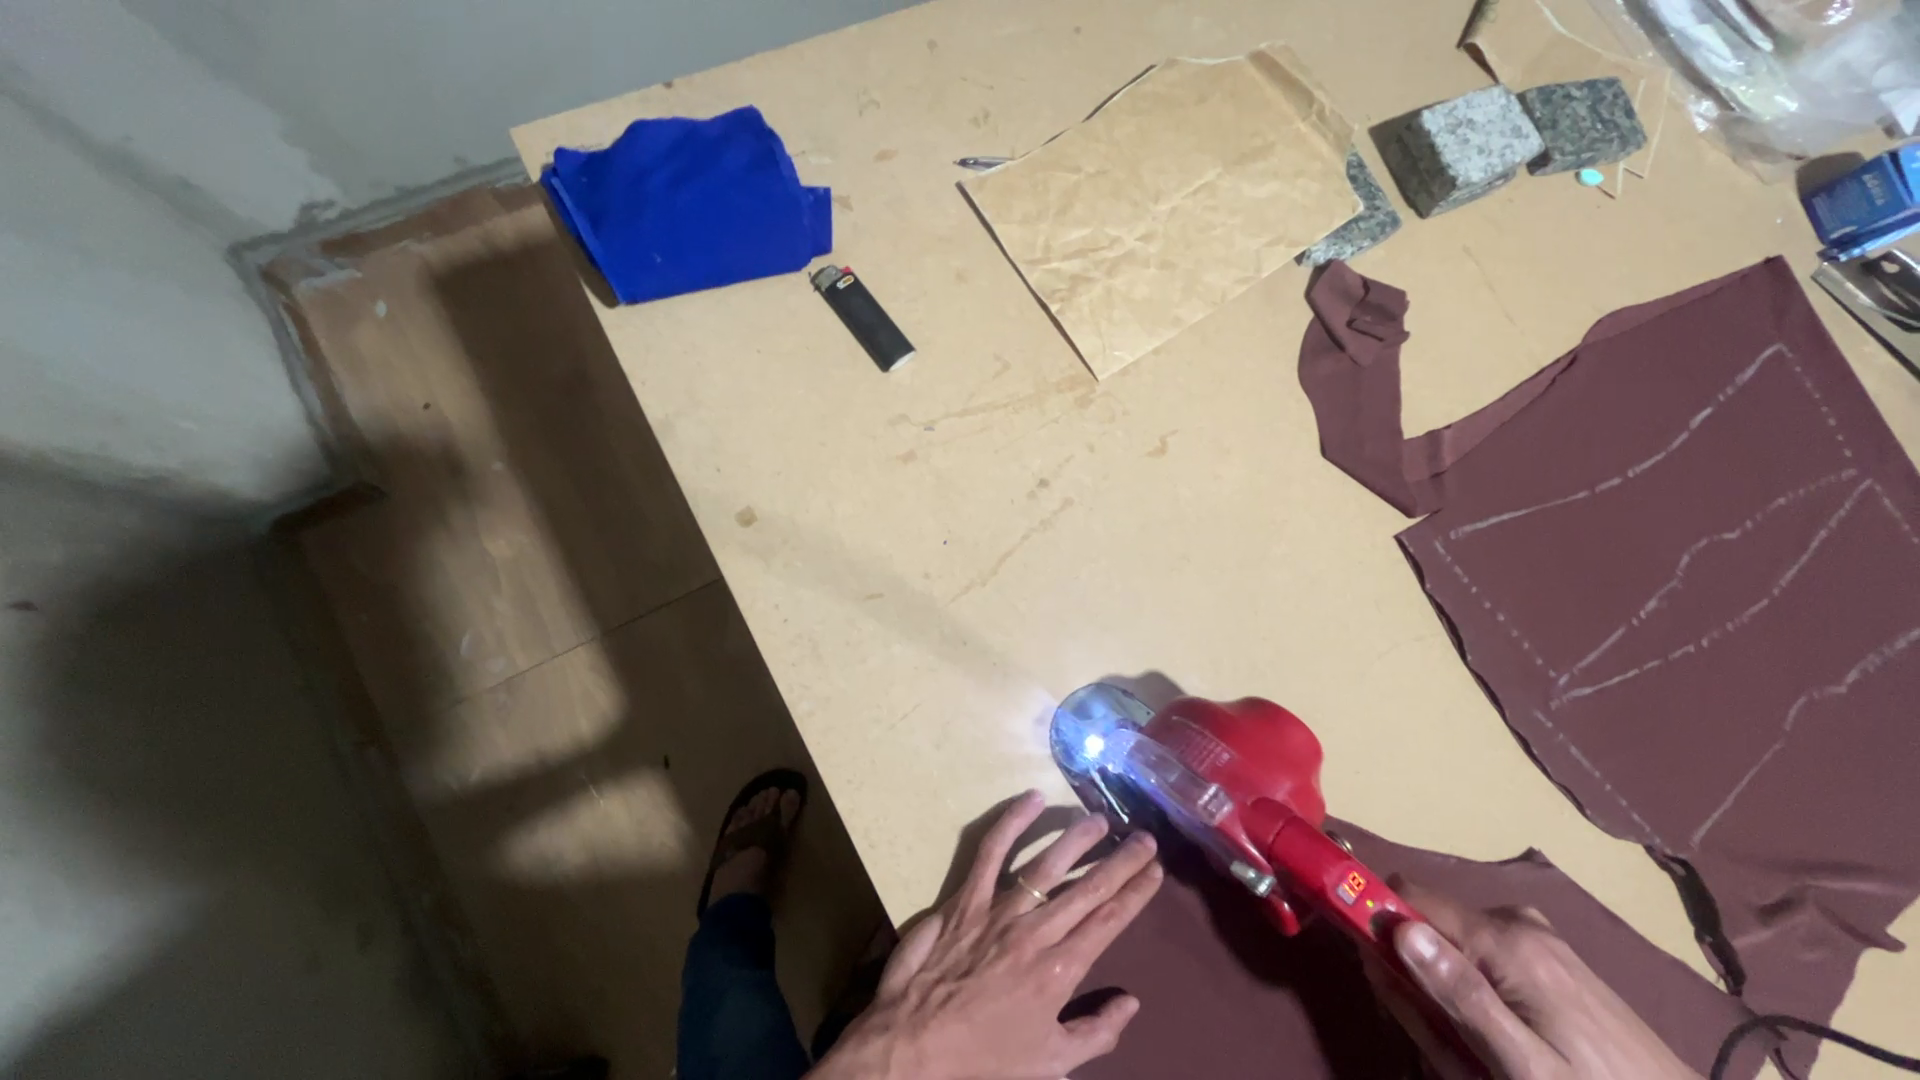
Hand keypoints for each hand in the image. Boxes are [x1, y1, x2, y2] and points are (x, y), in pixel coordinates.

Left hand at [812, 790, 1163, 1079]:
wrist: (916, 1046)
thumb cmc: (984, 1059)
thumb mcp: (1050, 1063)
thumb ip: (1096, 1033)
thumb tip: (1131, 1003)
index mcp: (1060, 971)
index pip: (1109, 921)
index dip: (1136, 893)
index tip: (1155, 871)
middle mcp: (1036, 933)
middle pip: (1088, 888)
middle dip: (1121, 861)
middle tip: (1145, 838)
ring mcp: (999, 911)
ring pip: (1046, 865)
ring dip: (1077, 839)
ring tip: (1100, 820)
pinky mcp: (965, 899)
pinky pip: (991, 852)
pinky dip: (1012, 822)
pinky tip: (1032, 799)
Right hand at [1370, 880, 1698, 1079]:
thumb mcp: (1523, 1067)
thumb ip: (1459, 996)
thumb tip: (1399, 931)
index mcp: (1507, 941)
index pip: (1409, 898)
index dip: (1374, 922)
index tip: (1371, 972)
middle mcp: (1518, 922)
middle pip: (1427, 922)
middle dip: (1414, 971)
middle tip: (1437, 1039)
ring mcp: (1537, 936)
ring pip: (1451, 940)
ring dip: (1442, 984)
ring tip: (1472, 1049)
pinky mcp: (1549, 955)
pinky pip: (1481, 953)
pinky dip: (1470, 985)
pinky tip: (1496, 1034)